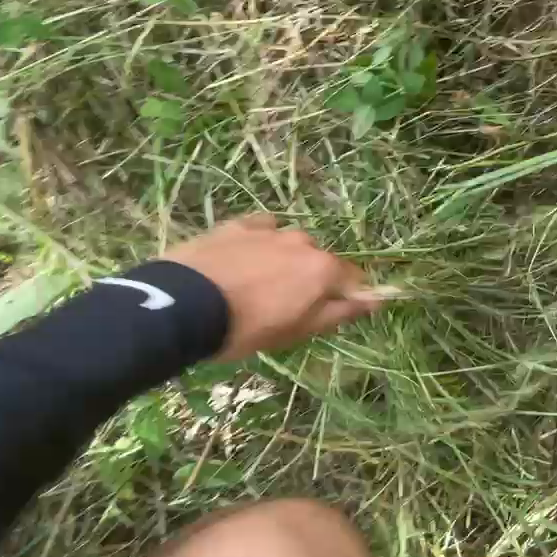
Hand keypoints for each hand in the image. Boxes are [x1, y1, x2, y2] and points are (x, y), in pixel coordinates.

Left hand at [159, 214, 401, 361]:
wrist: (181, 308)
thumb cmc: (247, 327)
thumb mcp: (298, 331)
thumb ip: (340, 312)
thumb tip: (375, 302)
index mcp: (324, 269)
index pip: (353, 279)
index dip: (347, 295)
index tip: (332, 311)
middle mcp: (304, 243)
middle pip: (319, 260)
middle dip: (311, 278)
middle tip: (287, 304)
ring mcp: (270, 231)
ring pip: (289, 244)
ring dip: (284, 260)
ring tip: (259, 283)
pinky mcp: (237, 226)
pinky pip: (260, 229)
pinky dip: (260, 241)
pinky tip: (246, 257)